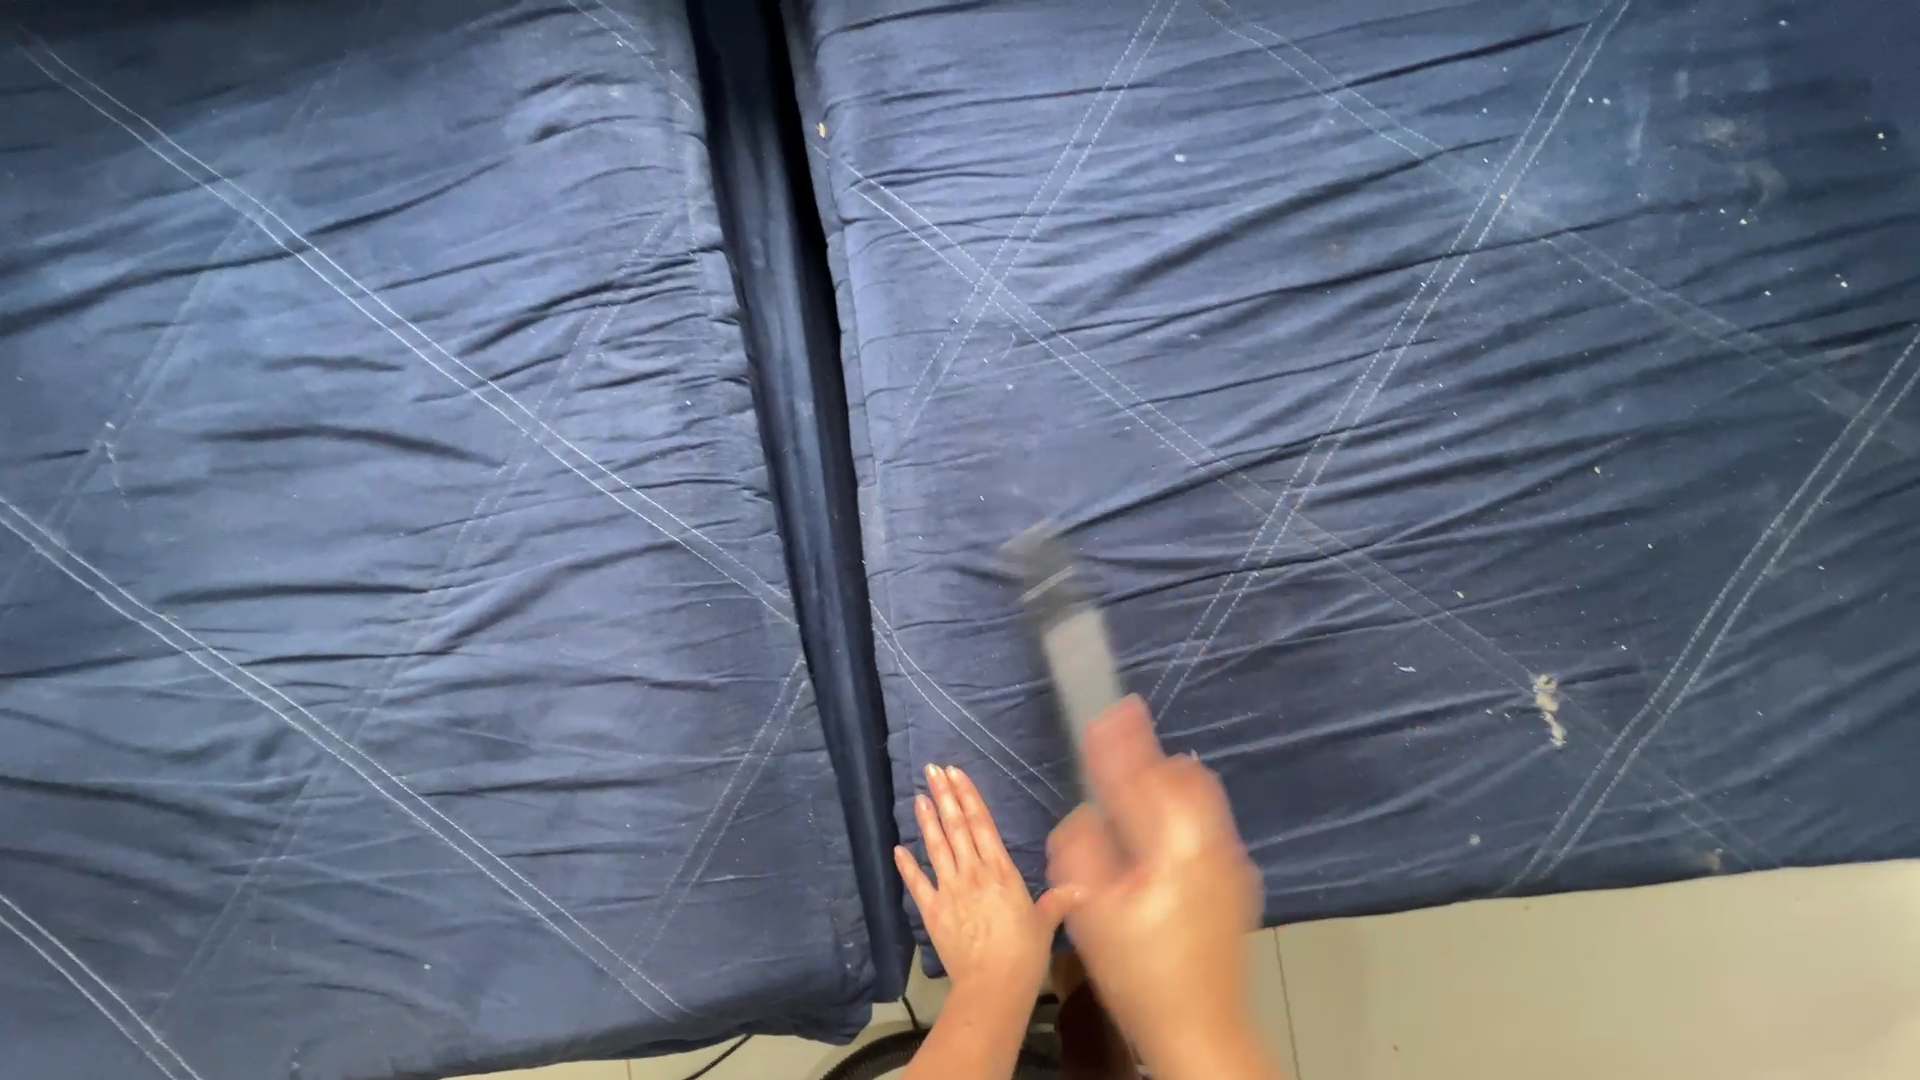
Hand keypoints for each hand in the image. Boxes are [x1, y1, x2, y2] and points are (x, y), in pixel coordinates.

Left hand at [896, 764, 1073, 994]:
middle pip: (956, 826)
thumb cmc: (1024, 953)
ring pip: (936, 846)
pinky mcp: (932, 910)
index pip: (982, 823)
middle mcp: (973, 871)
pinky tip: (898, 848)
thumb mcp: (1044, 923)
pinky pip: (917, 883)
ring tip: (918, 796)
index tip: (956, 773)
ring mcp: (950, 889)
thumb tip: (1083, 888)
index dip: (968, 795)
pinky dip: (907, 866)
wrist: (993, 986)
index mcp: (1000, 869)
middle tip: (933, 770)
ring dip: (927, 820)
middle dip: (945, 796)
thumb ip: (1058, 901)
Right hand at [1046, 696, 1273, 1077]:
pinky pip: (1209, 820)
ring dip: (1168, 780)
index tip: (1112, 707)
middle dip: (1149, 757)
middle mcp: (1210, 843)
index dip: (1121, 739)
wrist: (1202, 1031)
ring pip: (1201, 795)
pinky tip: (1161, 832)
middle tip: (1116, 755)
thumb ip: (1082, 847)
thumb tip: (1085, 812)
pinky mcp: (1238, 879)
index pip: (1140, 776)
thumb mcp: (1091, 911)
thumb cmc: (1139, 974)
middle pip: (1183, 775)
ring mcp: (1232, 862)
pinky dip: (1183, 806)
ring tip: (1138, 788)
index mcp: (1171, 848)